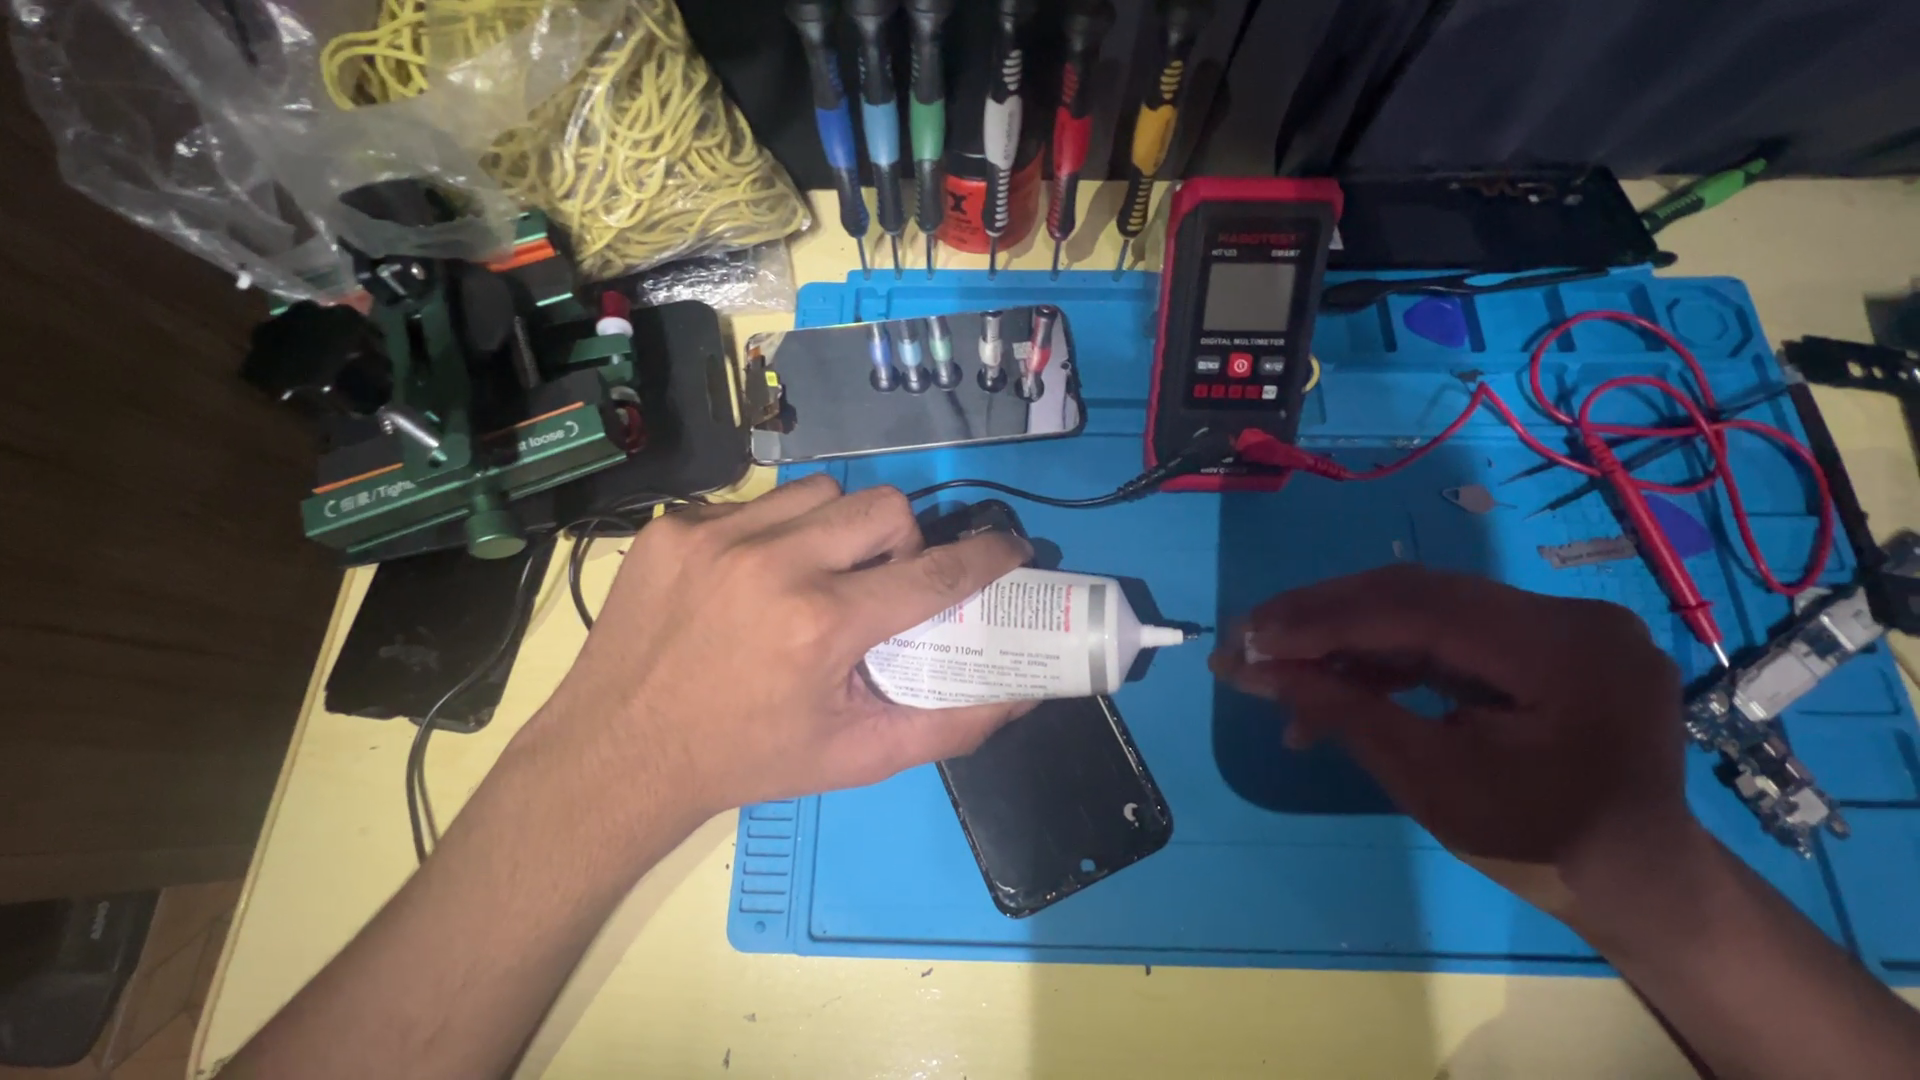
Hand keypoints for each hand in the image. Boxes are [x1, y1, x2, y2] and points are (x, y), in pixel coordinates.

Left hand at [539, 475, 1032, 818]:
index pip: (933, 572)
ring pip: (820, 494)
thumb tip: (1019, 696)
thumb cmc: (748, 760)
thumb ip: (947, 727)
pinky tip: (751, 581)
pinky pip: (755, 505)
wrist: (617, 756)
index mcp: (822, 625)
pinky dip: (773, 535)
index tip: (1008, 549)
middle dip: (902, 542)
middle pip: (883, 507)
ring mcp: (715, 535)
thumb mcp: (855, 758)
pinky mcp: (674, 526)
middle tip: (883, 583)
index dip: (985, 558)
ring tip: (817, 575)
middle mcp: (772, 564)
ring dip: (838, 530)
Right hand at [1209, 564, 1692, 911]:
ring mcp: (1554, 624)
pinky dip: (1379, 654)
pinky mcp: (1535, 641)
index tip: (1249, 637)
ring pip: (1420, 607)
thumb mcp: (1432, 783)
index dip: (1324, 620)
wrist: (1636, 883)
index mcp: (1564, 649)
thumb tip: (1253, 667)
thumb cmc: (1543, 847)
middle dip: (1322, 617)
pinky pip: (1441, 632)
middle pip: (1417, 595)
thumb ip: (1345, 711)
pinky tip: (1332, 679)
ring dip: (1342, 634)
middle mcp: (1566, 615)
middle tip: (1248, 637)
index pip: (1421, 609)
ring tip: (1276, 663)